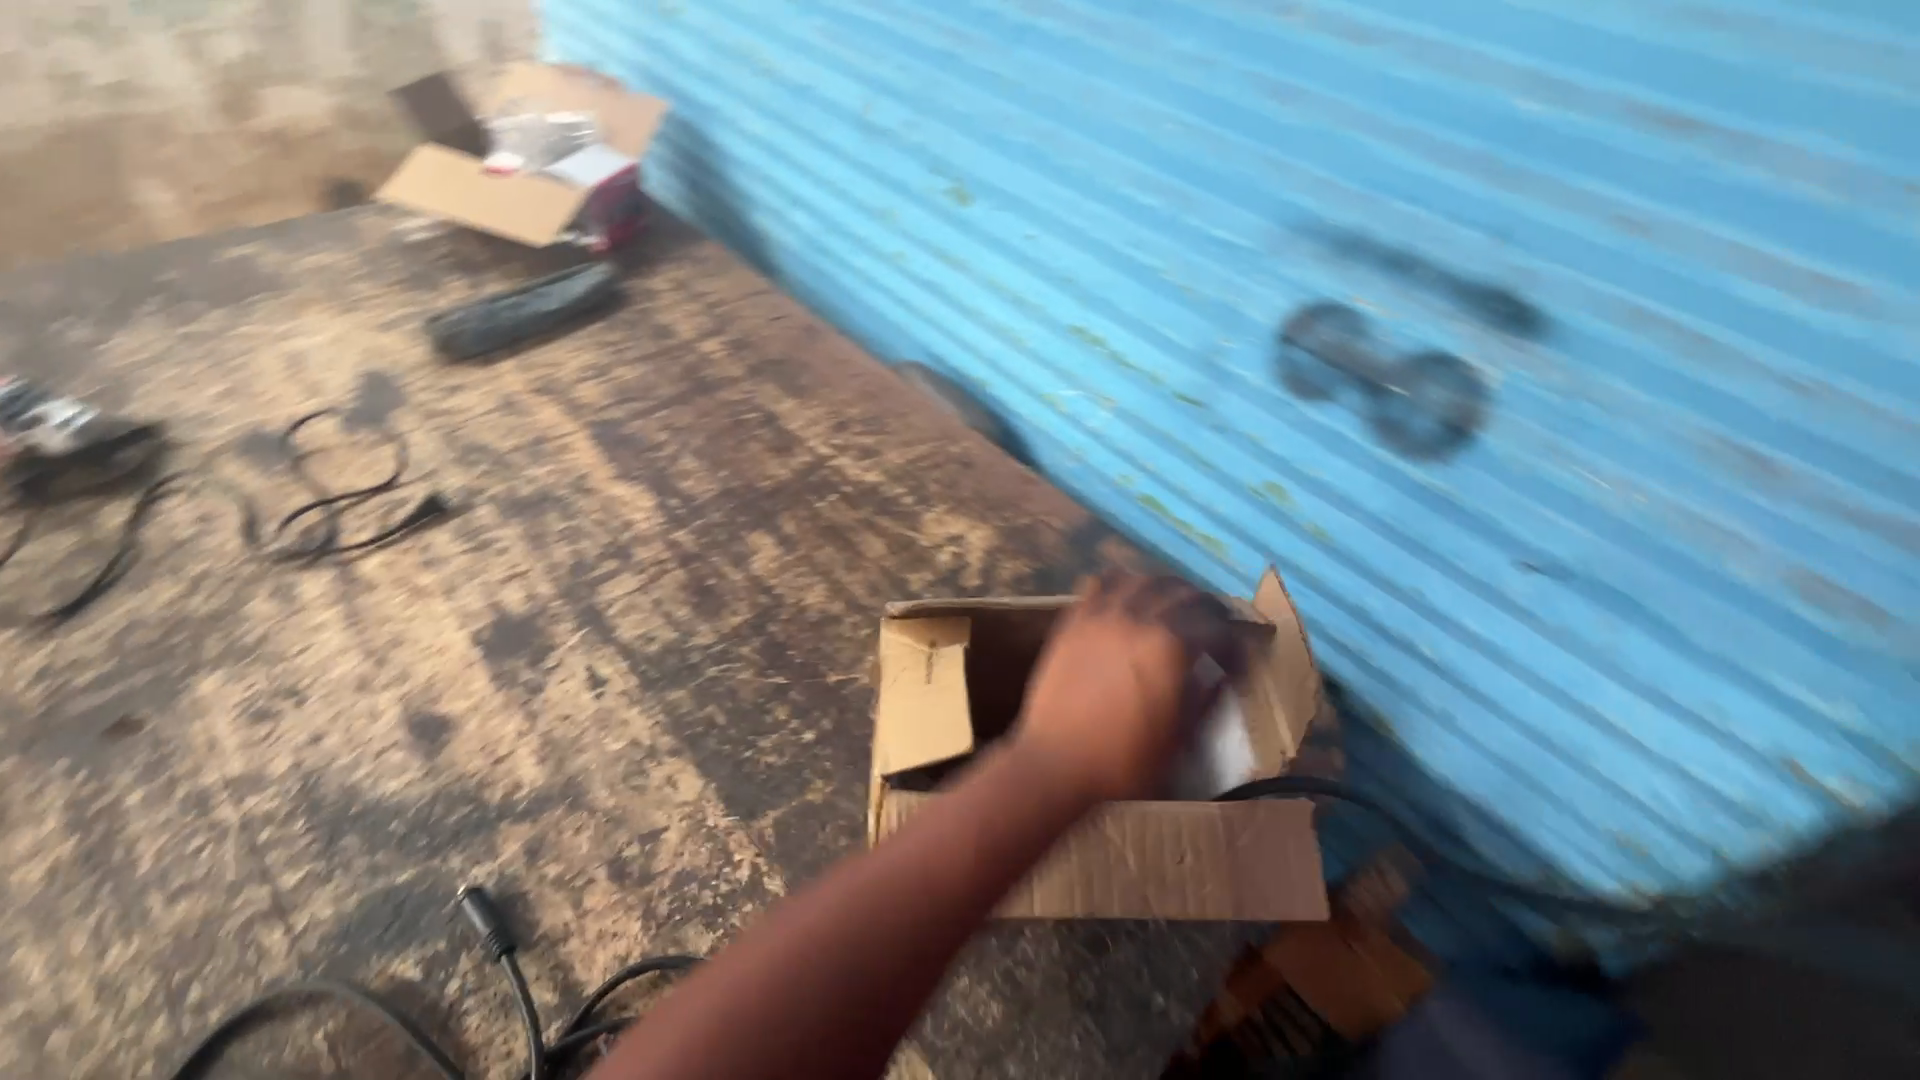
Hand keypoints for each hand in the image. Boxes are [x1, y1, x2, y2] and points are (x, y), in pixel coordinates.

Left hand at [1015, 572, 1244, 801]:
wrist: (1056, 762)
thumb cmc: (1123, 761)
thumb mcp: (1179, 740)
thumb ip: (1205, 700)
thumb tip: (1219, 676)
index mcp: (1171, 647)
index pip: (1217, 628)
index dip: (1233, 644)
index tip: (1235, 662)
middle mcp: (1138, 618)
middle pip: (1184, 594)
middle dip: (1207, 609)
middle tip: (1213, 628)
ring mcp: (1101, 615)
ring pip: (1142, 579)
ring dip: (1166, 588)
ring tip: (1173, 606)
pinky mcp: (1073, 620)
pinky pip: (1100, 584)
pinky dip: (1121, 584)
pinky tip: (1127, 598)